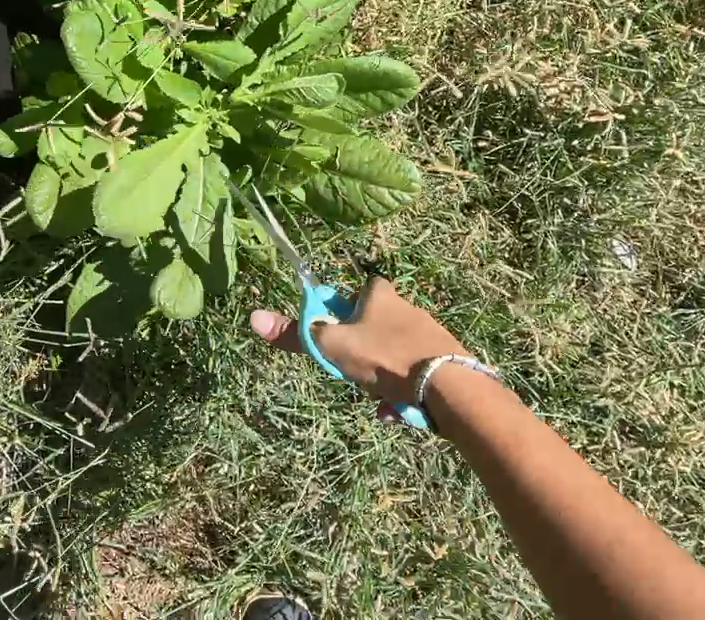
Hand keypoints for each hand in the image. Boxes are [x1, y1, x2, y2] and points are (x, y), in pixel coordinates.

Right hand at [250, 277, 469, 408]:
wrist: (451, 390)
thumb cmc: (385, 358)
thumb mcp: (332, 346)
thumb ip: (295, 335)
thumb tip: (253, 317)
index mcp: (380, 294)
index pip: (355, 293)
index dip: (342, 314)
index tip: (336, 338)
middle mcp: (408, 307)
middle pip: (373, 326)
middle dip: (361, 354)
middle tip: (354, 375)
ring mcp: (431, 335)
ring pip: (393, 355)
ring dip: (380, 377)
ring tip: (378, 401)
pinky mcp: (447, 361)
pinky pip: (414, 374)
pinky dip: (402, 391)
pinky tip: (397, 411)